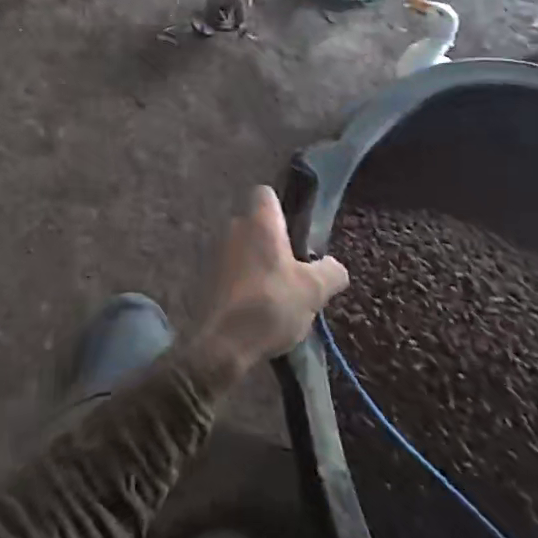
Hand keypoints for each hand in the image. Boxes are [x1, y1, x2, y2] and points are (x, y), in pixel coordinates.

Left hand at [193, 186, 349, 378]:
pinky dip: (241, 280)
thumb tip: (334, 266)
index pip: (266, 193)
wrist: (221, 344)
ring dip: (257, 263)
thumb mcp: (314, 291)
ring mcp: (214, 251)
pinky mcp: (204, 276)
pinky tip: (254, 307)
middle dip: (273, 242)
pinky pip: (229, 268)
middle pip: (256, 224)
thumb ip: (330, 271)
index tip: (296, 233)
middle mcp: (233, 228)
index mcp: (259, 222)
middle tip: (293, 271)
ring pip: (242, 248)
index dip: (282, 208)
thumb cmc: (270, 306)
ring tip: (275, 293)